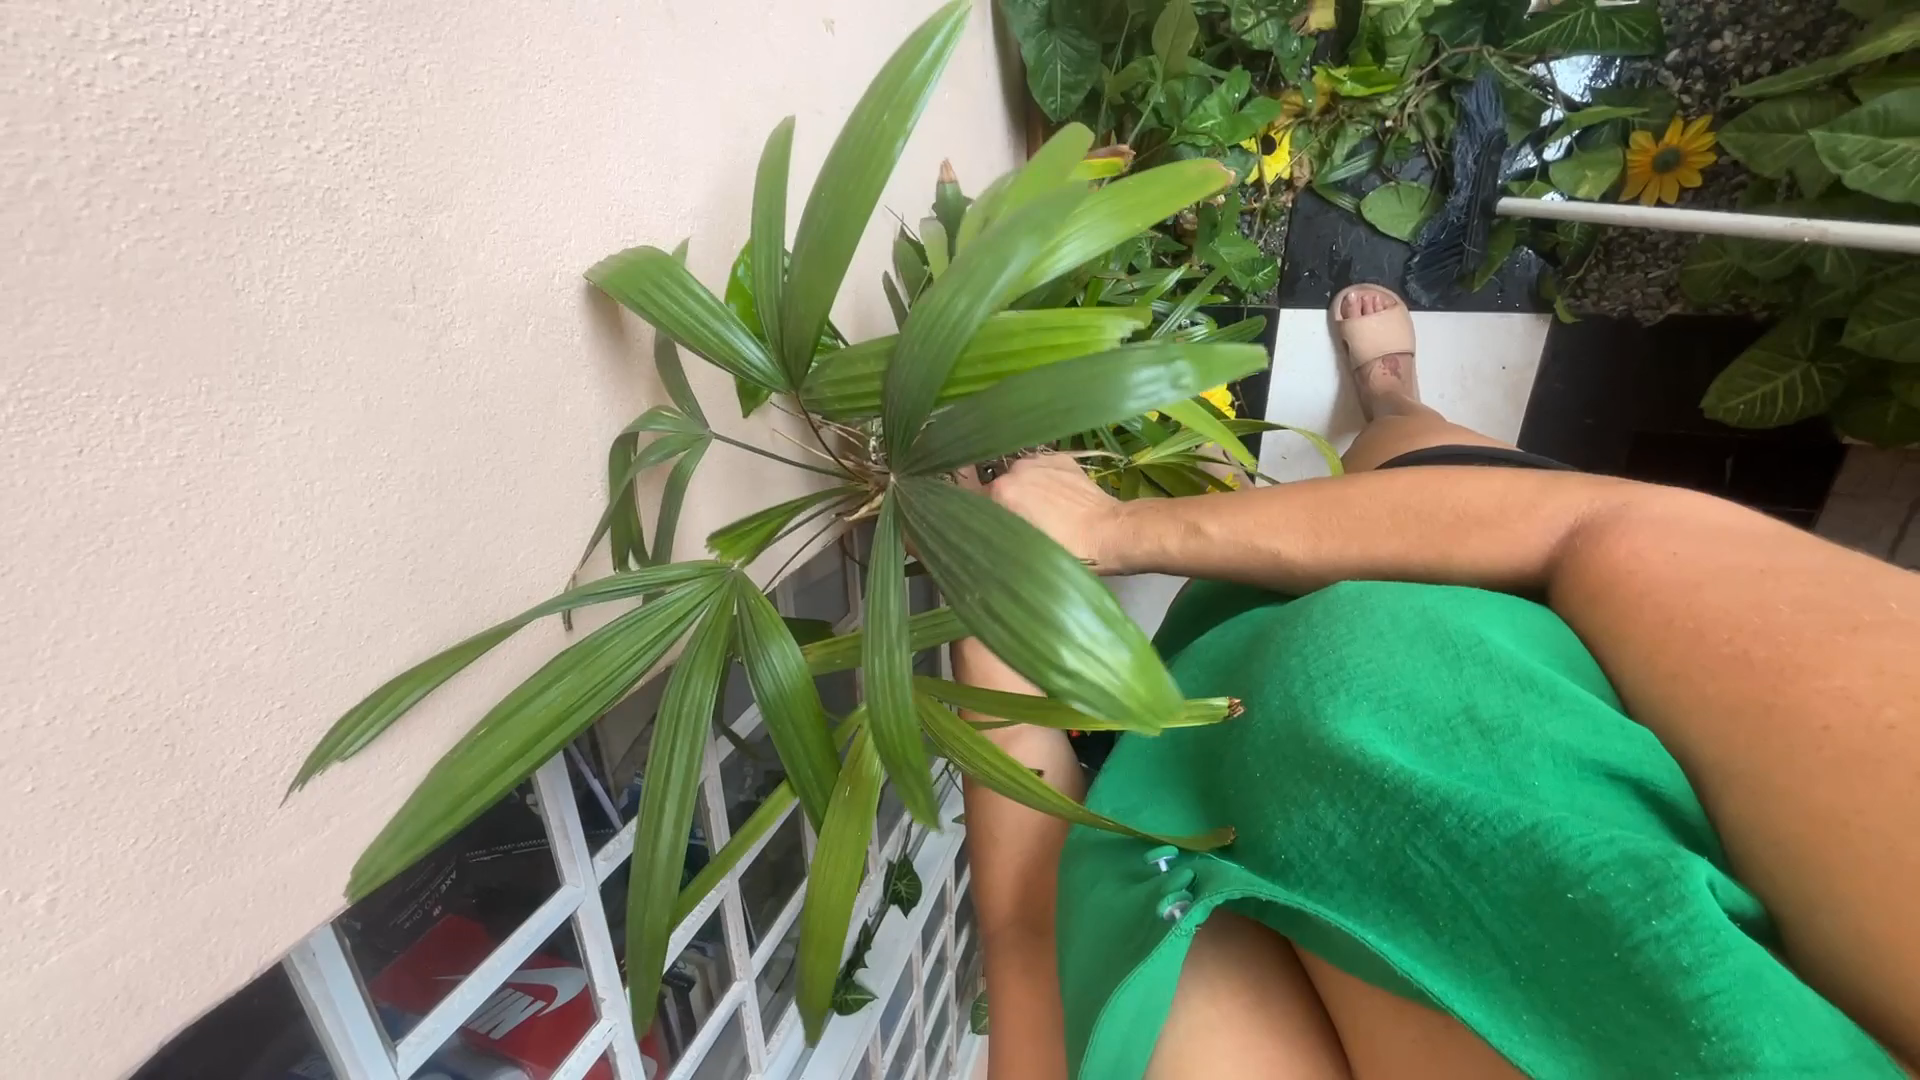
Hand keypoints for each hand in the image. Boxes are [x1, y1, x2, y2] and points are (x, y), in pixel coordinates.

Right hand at [981, 454, 1131, 573]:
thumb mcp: (1021, 551)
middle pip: (999, 486)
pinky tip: (1057, 499)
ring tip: (1042, 512)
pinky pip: (1042, 469)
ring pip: (1021, 476)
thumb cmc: (1066, 550)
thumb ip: (996, 537)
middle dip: (1005, 503)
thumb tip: (985, 535)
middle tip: (1020, 524)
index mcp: (1001, 491)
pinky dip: (1044, 481)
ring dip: (1025, 489)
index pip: (976, 501)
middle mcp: (1016, 468)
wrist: (1110, 533)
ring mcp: (1041, 459)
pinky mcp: (1062, 458)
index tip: (990, 530)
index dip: (981, 517)